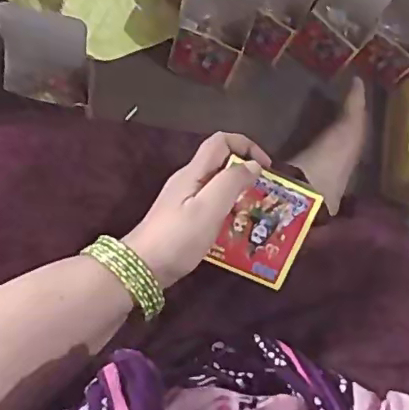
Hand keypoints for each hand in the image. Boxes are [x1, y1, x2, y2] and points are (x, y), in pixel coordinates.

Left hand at [123, 132, 271, 286]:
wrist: (142, 268)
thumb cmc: (178, 237)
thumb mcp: (209, 208)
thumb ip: (232, 182)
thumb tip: (253, 165)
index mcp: (193, 172)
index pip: (221, 141)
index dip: (247, 146)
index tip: (266, 167)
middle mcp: (187, 181)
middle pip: (220, 163)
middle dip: (245, 172)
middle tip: (264, 195)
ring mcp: (182, 200)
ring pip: (216, 185)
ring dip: (237, 193)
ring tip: (253, 213)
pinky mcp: (181, 218)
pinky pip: (209, 204)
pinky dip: (226, 210)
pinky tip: (233, 229)